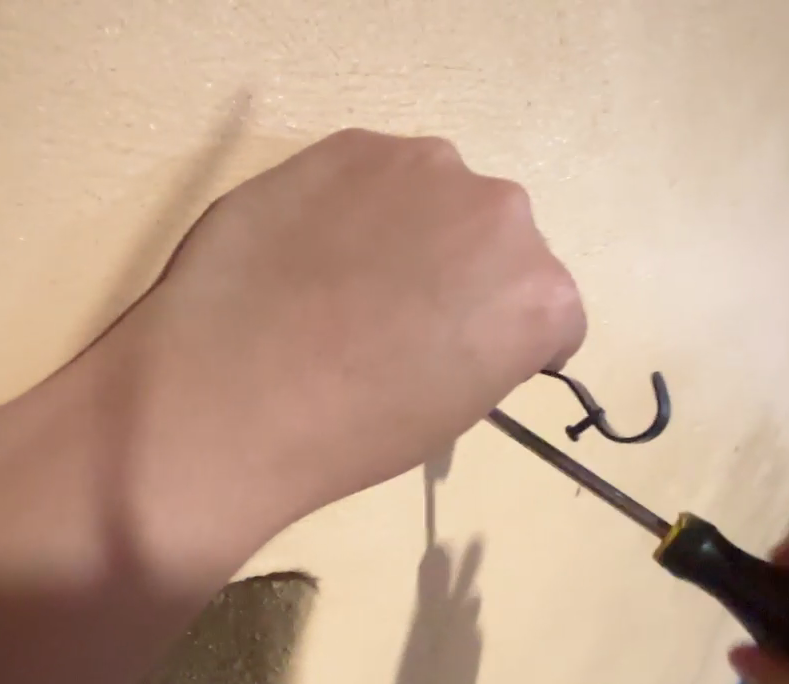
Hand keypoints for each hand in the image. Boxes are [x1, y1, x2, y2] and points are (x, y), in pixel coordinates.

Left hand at [95, 129, 585, 542]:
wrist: (233, 395)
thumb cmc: (354, 433)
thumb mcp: (451, 413)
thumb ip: (484, 351)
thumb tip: (458, 325)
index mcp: (541, 296)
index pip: (555, 315)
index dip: (514, 343)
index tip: (474, 361)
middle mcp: (502, 215)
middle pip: (502, 247)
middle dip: (469, 280)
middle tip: (408, 322)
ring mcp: (424, 168)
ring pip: (440, 203)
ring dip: (417, 236)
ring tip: (351, 286)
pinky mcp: (349, 146)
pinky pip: (377, 181)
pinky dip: (360, 213)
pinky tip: (314, 256)